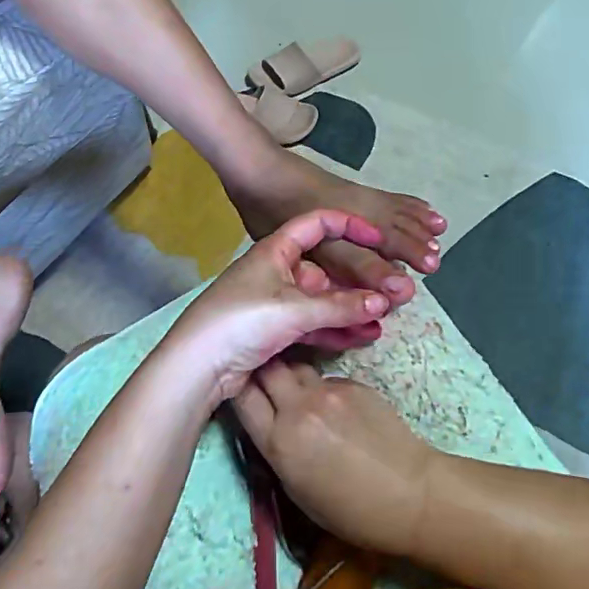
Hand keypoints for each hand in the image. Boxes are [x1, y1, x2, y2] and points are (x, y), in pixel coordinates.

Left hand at [160, 209, 393, 404]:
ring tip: (382, 322)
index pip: (316, 223)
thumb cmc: (243, 319)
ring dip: (350, 310)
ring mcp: (276, 302)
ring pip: (321, 300)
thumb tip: (383, 302)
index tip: (378, 238)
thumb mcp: (295, 309)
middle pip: (324, 268)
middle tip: (389, 296)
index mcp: (275, 250)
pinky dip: (335, 329)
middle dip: (356, 282)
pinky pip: (313, 324)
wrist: (198, 365)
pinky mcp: (275, 330)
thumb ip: (341, 306)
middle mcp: (277, 270)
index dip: (348, 225)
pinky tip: (363, 337)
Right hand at [232, 362, 435, 557]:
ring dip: (290, 375)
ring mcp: (329, 390)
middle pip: (267, 369)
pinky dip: (321, 388)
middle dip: (261, 371)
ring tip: (296, 392)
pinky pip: (326, 377)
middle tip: (264, 382)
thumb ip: (276, 450)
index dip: (236, 390)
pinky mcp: (354, 382)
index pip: (241, 397)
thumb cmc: (351, 510)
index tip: (237, 392)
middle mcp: (299, 408)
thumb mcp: (297, 491)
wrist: (412, 494)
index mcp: (279, 442)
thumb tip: (269, 423)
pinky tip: (335, 408)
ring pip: (296, 366)